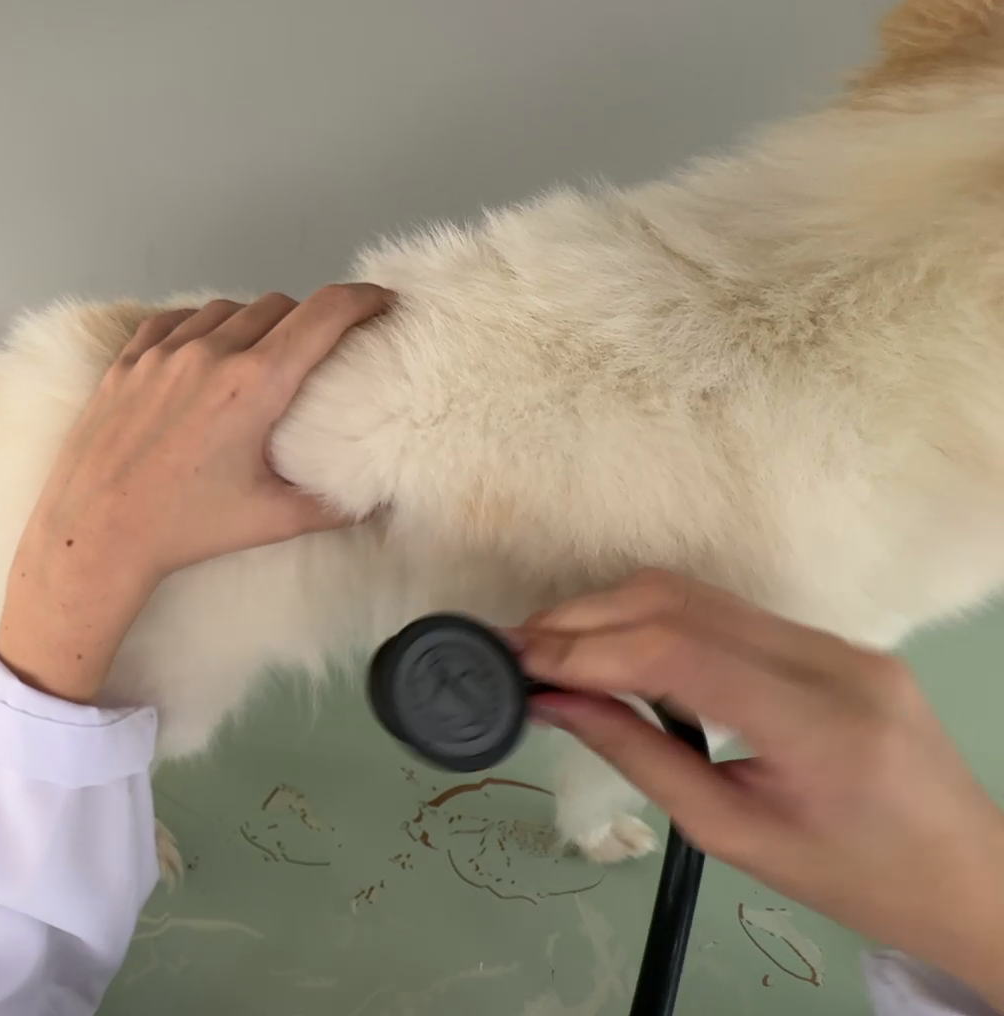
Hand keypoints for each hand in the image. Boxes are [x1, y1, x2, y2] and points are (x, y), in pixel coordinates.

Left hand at [0, 285, 391, 702]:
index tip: (378, 305)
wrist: (96, 531)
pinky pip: (168, 321)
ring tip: (255, 351)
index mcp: (254, 383)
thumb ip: (334, 506)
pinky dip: (194, 325)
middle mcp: (208, 354)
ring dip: (249, 321)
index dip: (361, 300)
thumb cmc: (182, 528)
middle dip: (306, 320)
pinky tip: (196, 346)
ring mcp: (160, 355)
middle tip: (314, 349)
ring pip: (221, 310)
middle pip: (275, 306)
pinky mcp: (124, 364)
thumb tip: (378, 504)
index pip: (323, 314)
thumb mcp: (269, 520)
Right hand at [517, 570, 1003, 1004]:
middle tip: (515, 650)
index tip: (515, 662)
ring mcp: (829, 640)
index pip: (671, 654)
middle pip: (669, 604)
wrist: (976, 882)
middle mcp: (829, 661)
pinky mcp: (818, 637)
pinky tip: (603, 644)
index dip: (580, 649)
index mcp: (820, 723)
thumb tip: (544, 702)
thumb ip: (631, 753)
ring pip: (680, 591)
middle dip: (575, 621)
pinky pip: (705, 606)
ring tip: (547, 646)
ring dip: (599, 610)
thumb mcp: (727, 832)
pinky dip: (636, 616)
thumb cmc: (851, 877)